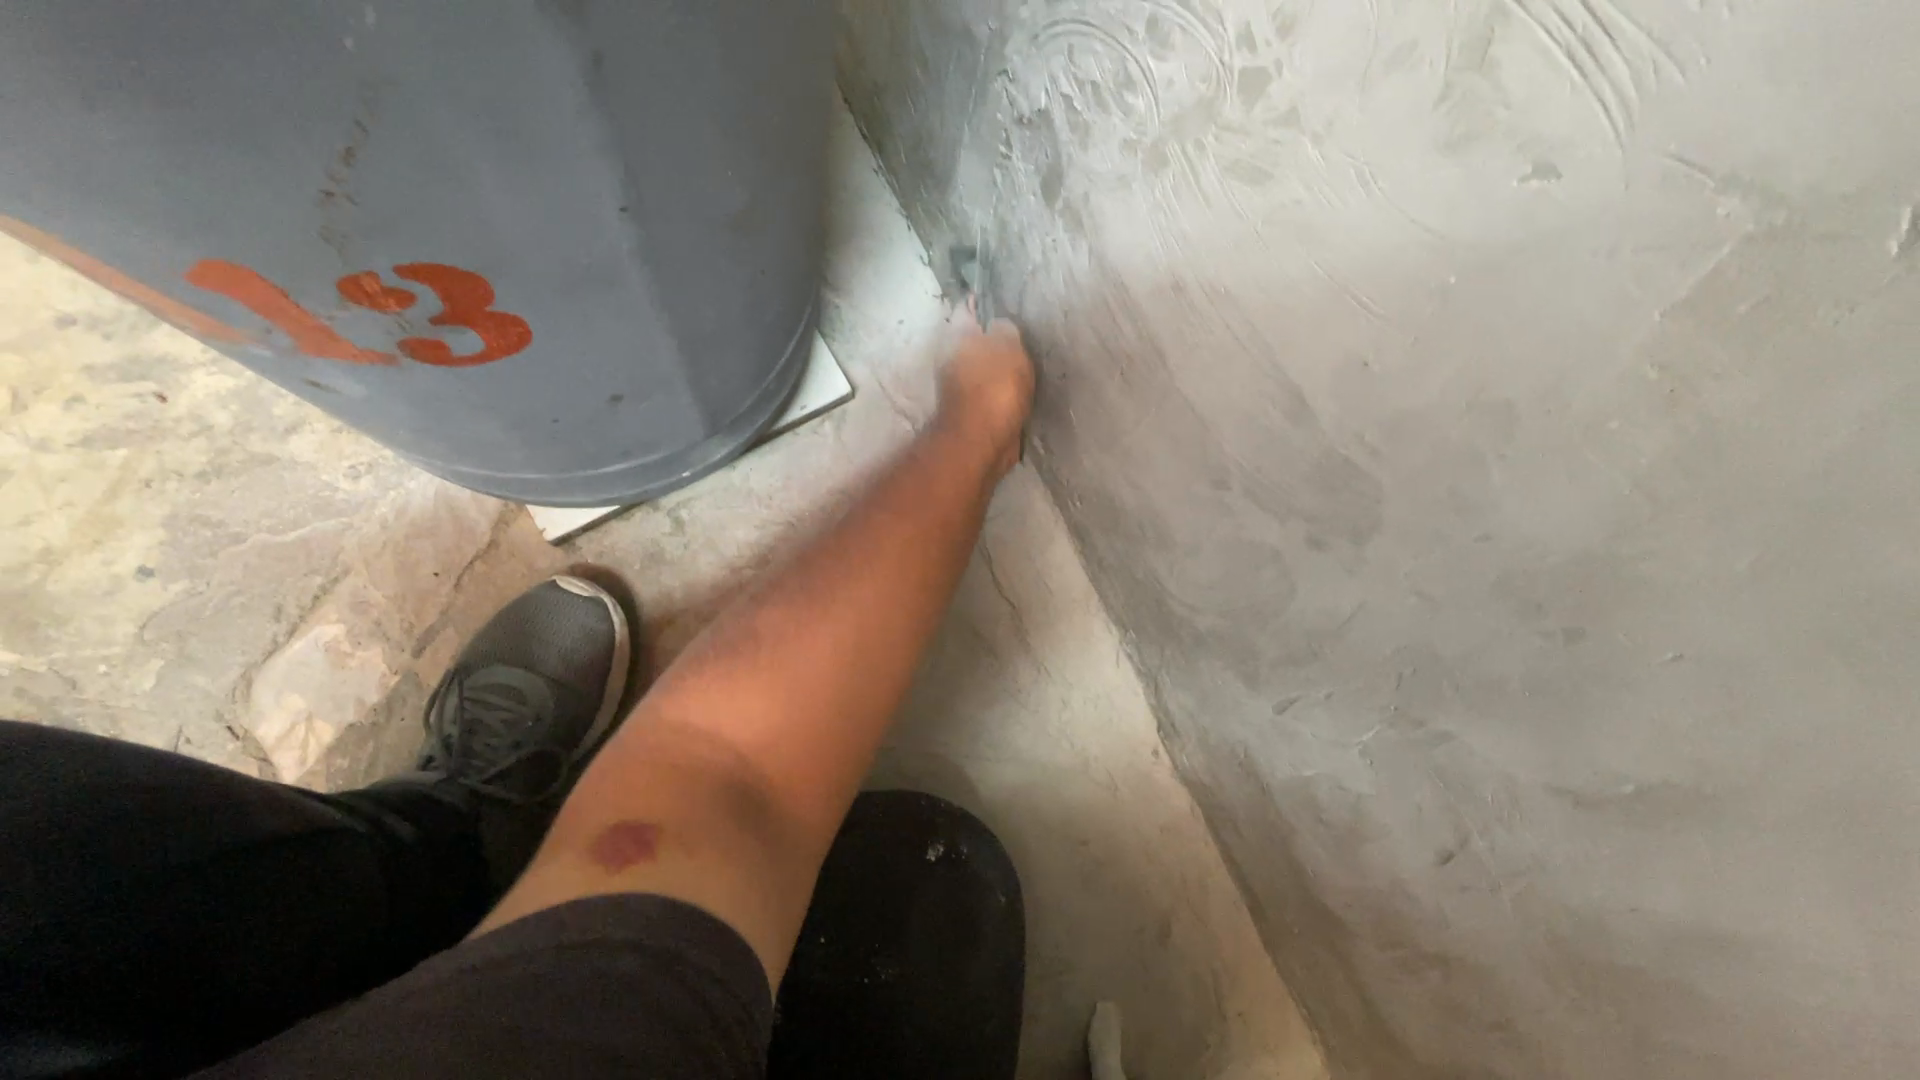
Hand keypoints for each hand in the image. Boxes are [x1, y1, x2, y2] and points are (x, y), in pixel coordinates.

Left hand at [936, 303, 1034, 478]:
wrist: (982, 440)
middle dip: (991, 335)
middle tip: (1019, 331)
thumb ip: (1005, 329)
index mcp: (957, 335)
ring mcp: (960, 387)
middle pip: (973, 339)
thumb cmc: (993, 385)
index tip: (998, 297)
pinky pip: (991, 391)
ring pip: (982, 366)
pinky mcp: (972, 411)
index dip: (981, 300)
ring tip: (1025, 360)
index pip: (966, 307)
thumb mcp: (1007, 344)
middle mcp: (952, 358)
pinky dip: (1003, 390)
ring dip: (999, 365)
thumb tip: (998, 327)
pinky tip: (1021, 388)